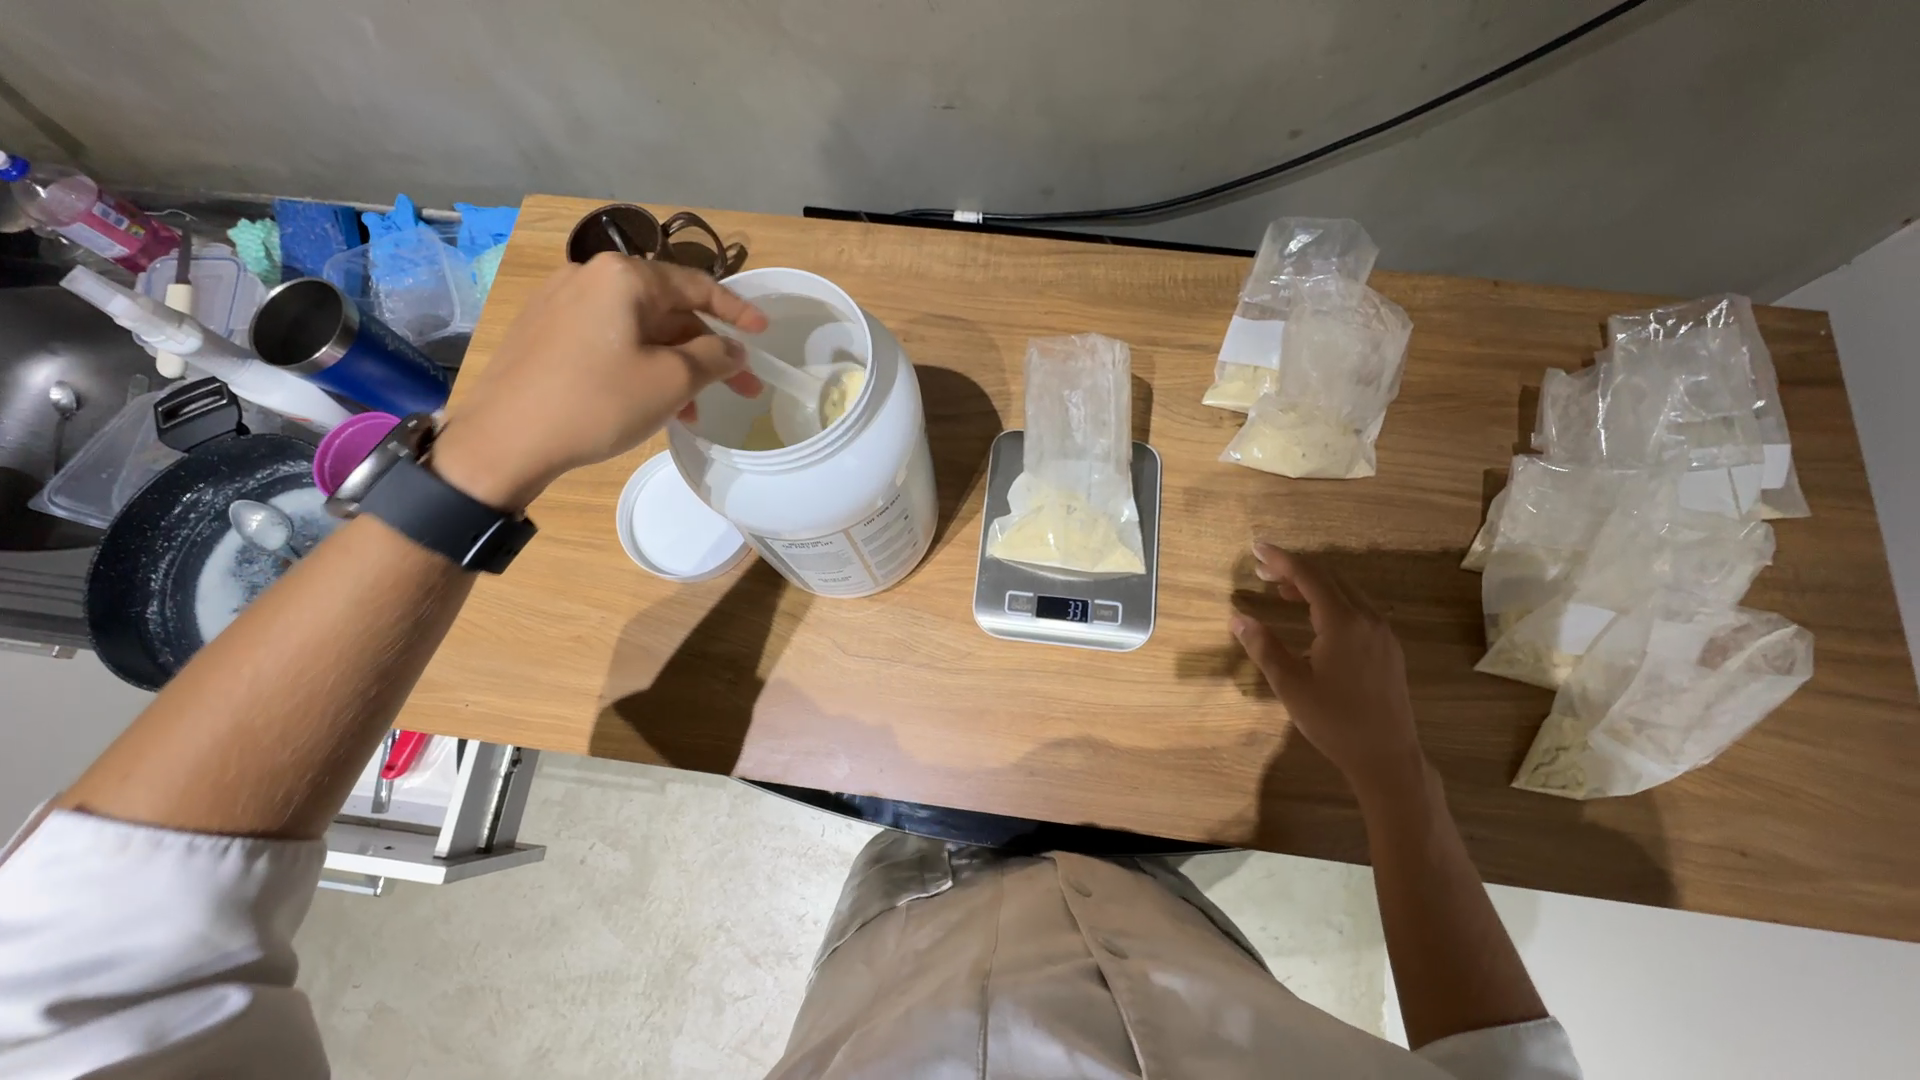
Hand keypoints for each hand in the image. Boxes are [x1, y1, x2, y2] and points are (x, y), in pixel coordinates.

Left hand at [431, 254, 768, 509]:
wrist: (504, 439)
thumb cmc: (597, 402)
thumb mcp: (671, 381)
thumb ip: (714, 358)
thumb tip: (734, 350)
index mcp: (623, 277)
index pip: (696, 285)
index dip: (737, 311)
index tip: (764, 333)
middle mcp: (590, 278)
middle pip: (668, 311)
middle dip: (707, 351)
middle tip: (741, 388)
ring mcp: (562, 304)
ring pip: (640, 331)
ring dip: (676, 366)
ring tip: (694, 410)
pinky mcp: (546, 333)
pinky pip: (610, 342)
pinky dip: (641, 366)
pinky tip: (652, 403)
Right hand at [1230, 543, 1427, 798]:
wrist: (1386, 756)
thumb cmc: (1334, 721)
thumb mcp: (1290, 685)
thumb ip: (1263, 647)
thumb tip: (1238, 619)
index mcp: (1343, 623)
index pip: (1309, 576)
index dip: (1281, 559)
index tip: (1257, 548)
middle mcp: (1367, 619)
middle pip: (1329, 577)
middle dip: (1295, 568)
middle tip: (1262, 570)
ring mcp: (1382, 632)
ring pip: (1345, 591)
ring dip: (1313, 584)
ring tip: (1280, 590)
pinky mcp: (1387, 646)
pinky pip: (1356, 608)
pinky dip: (1330, 601)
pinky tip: (1312, 616)